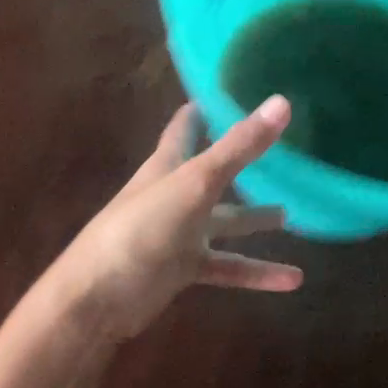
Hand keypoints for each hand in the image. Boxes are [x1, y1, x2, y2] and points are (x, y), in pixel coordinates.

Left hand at [41, 96, 303, 340]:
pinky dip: (258, 273)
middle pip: (213, 169)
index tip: (241, 87)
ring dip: (255, 218)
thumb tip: (283, 102)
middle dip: (243, 160)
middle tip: (281, 149)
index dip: (211, 105)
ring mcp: (180, 232)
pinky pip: (228, 266)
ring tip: (292, 214)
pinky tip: (293, 280)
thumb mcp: (195, 182)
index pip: (189, 123)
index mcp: (170, 162)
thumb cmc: (141, 228)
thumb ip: (239, 148)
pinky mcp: (183, 268)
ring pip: (226, 221)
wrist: (95, 300)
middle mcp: (175, 191)